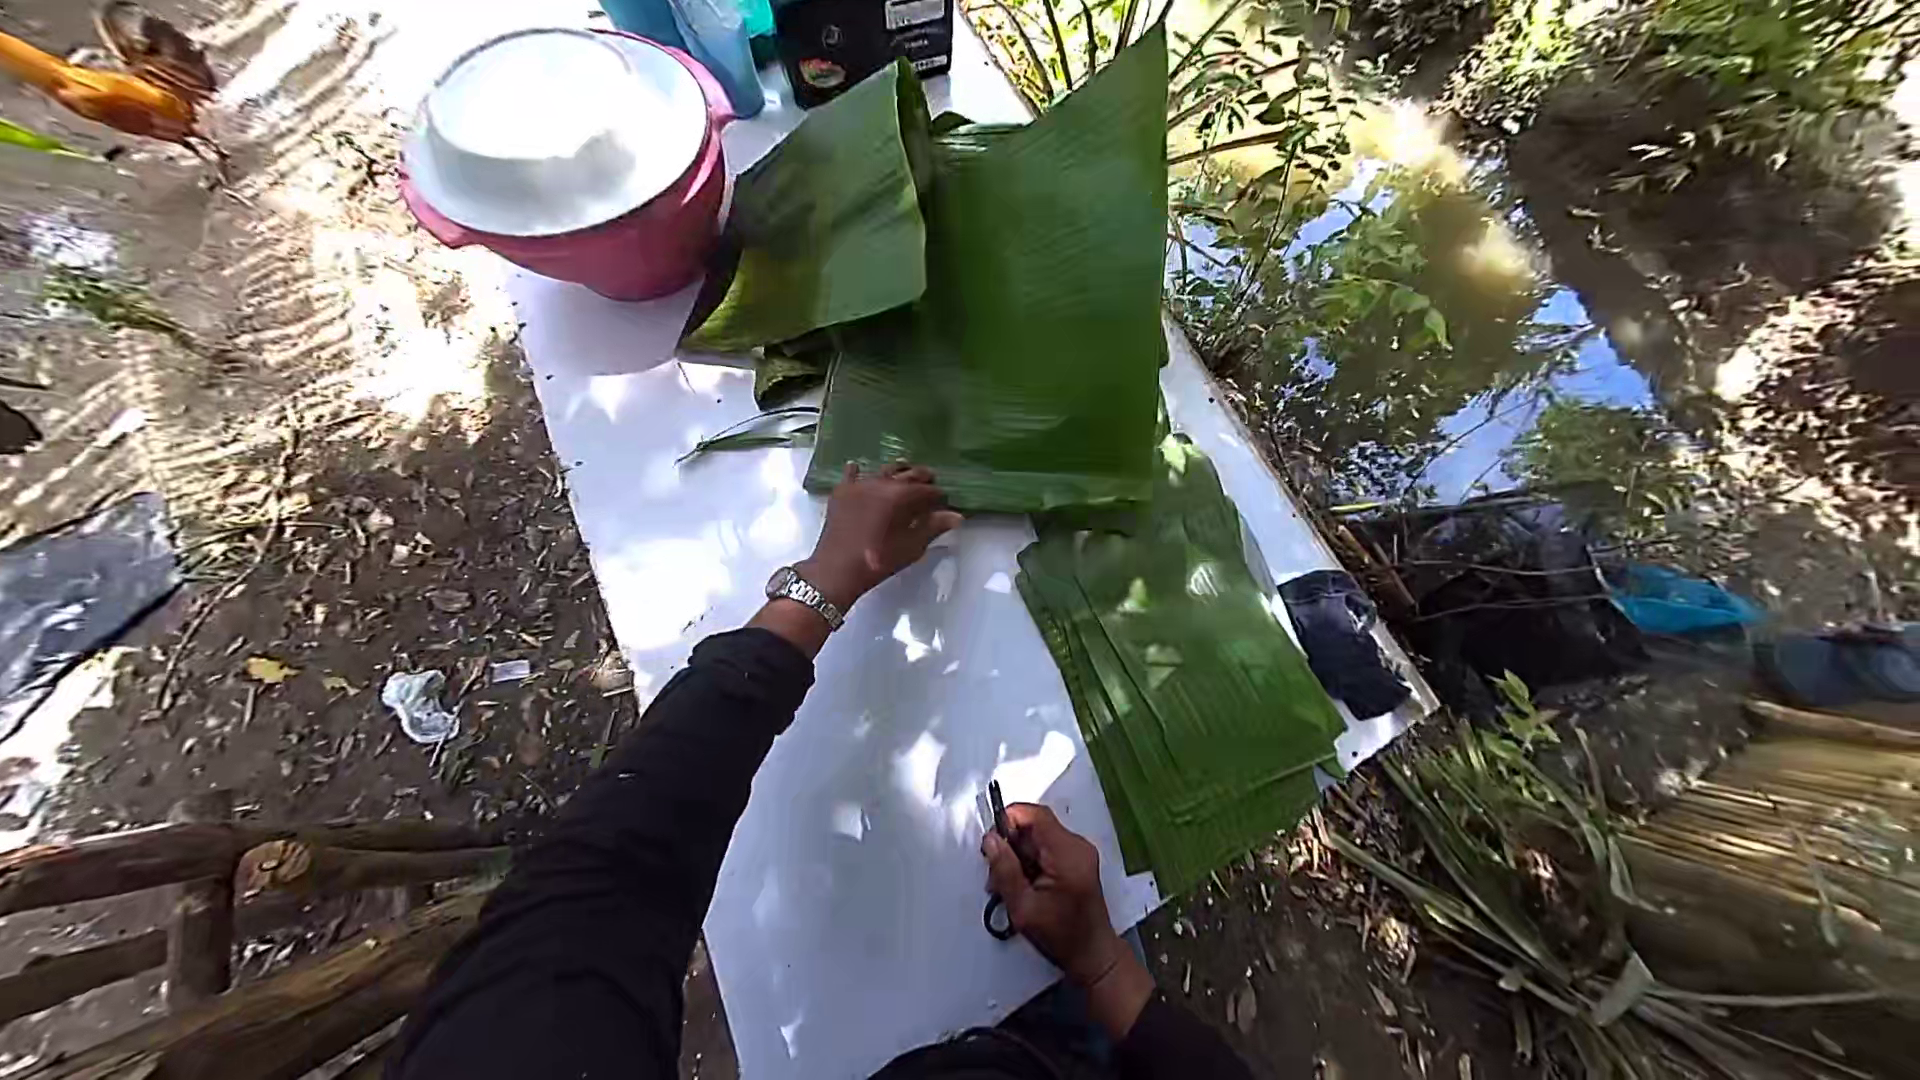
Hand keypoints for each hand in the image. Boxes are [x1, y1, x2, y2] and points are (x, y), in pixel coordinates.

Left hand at [798, 463, 962, 608]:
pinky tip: (860, 469)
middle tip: (931, 483)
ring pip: (884, 470)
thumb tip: (957, 516)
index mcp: (901, 495)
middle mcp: (881, 483)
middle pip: (908, 474)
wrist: (837, 569)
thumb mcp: (911, 546)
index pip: (928, 490)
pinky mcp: (842, 492)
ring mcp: (859, 485)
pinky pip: (852, 474)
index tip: (944, 501)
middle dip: (922, 478)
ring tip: (905, 474)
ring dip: (898, 471)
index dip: (939, 495)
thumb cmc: (878, 560)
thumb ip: (933, 527)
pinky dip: (859, 471)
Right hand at [981, 803, 1128, 986]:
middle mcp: (1076, 845)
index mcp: (1067, 854)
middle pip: (1035, 826)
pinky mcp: (1076, 859)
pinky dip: (1030, 860)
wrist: (1094, 957)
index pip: (1035, 815)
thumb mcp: (1024, 908)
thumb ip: (1005, 870)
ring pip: (1038, 837)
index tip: (992, 841)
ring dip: (1018, 854)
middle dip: (1011, 844)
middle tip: (996, 872)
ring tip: (1007, 883)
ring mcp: (1078, 851)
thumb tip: (990, 839)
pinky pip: (1046, 847)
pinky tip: (1023, 883)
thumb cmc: (1061, 937)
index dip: (1010, 819)